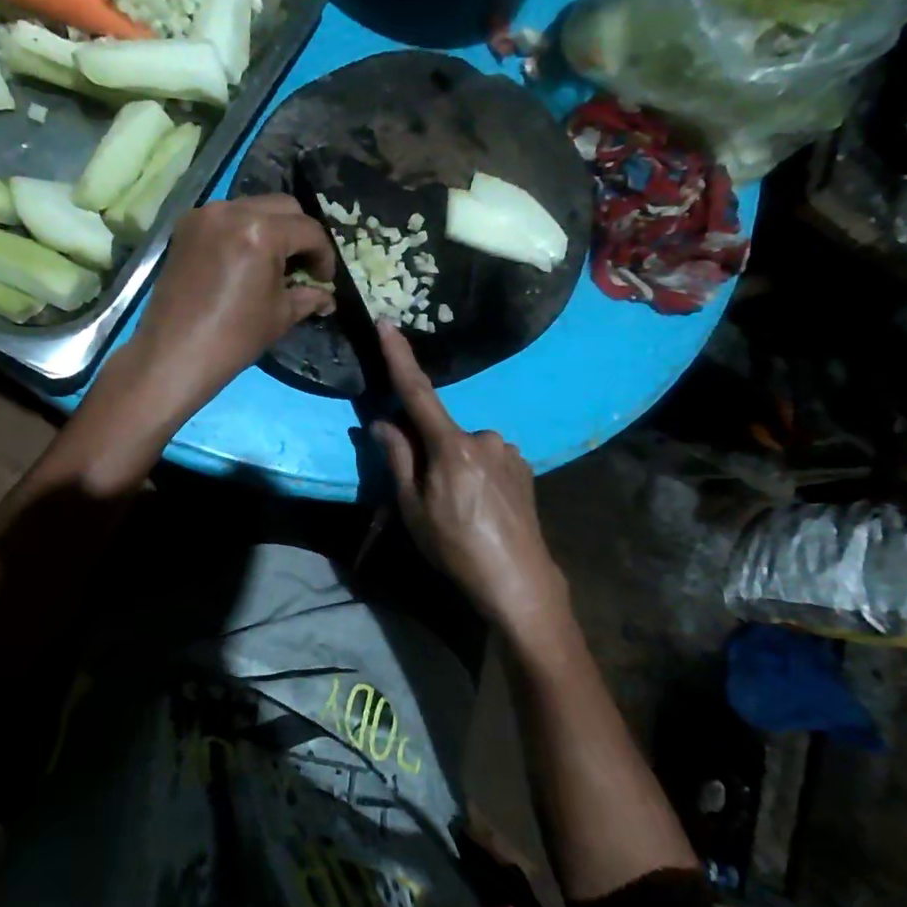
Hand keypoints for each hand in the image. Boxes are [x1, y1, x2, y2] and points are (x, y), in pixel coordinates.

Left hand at [125, 195, 336, 410]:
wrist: (174, 354)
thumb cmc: (233, 337)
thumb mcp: (280, 315)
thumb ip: (307, 296)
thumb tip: (326, 296)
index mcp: (261, 231)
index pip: (308, 230)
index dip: (324, 254)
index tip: (324, 278)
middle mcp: (232, 210)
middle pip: (282, 207)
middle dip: (299, 233)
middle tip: (302, 265)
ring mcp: (204, 215)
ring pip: (252, 207)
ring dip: (270, 228)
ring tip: (273, 261)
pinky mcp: (185, 227)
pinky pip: (224, 217)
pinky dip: (240, 230)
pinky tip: (244, 258)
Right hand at [370, 320, 565, 627]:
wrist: (520, 582)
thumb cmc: (456, 548)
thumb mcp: (413, 508)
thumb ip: (397, 459)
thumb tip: (382, 422)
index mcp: (451, 447)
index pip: (417, 393)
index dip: (399, 357)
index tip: (386, 324)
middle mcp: (484, 437)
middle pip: (439, 430)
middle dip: (425, 449)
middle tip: (425, 494)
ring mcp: (508, 450)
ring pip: (464, 445)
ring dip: (452, 462)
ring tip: (457, 508)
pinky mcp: (524, 464)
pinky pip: (486, 456)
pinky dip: (474, 471)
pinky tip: (481, 505)